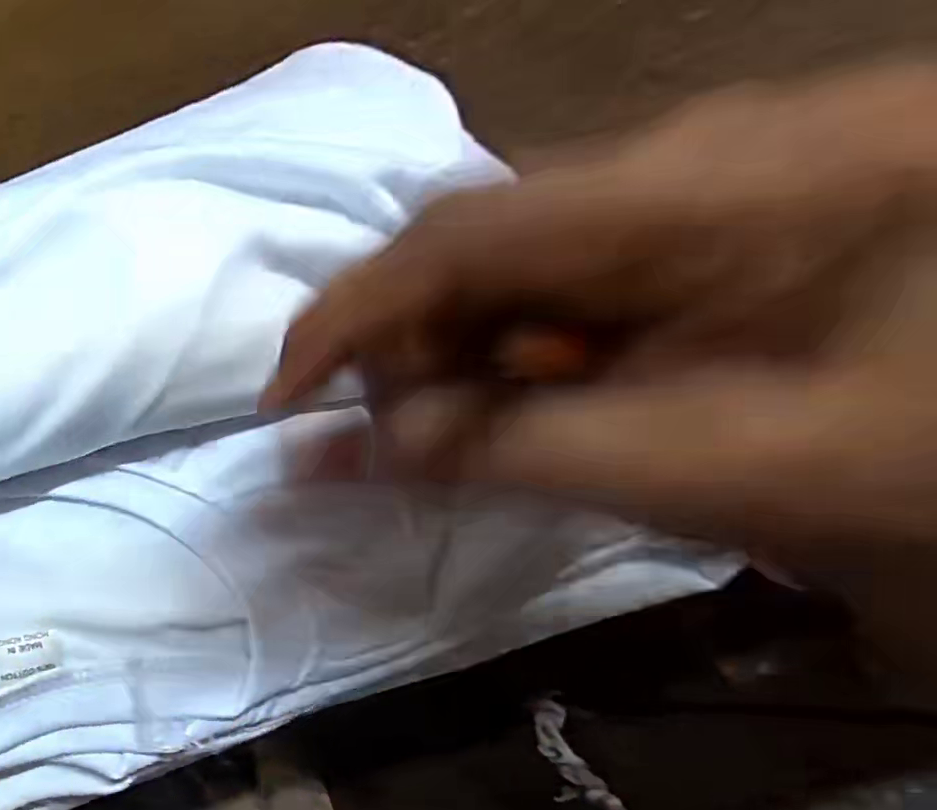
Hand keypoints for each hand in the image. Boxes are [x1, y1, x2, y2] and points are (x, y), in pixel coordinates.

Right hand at [265, 62, 936, 549]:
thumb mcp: (699, 466)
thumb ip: (495, 452)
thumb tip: (326, 453)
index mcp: (706, 191)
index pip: (451, 239)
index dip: (342, 321)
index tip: (281, 403)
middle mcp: (687, 157)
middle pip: (465, 245)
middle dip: (413, 347)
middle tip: (422, 435)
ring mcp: (706, 178)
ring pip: (504, 262)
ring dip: (468, 352)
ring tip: (513, 421)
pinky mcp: (716, 214)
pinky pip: (558, 274)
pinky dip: (522, 346)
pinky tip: (562, 388)